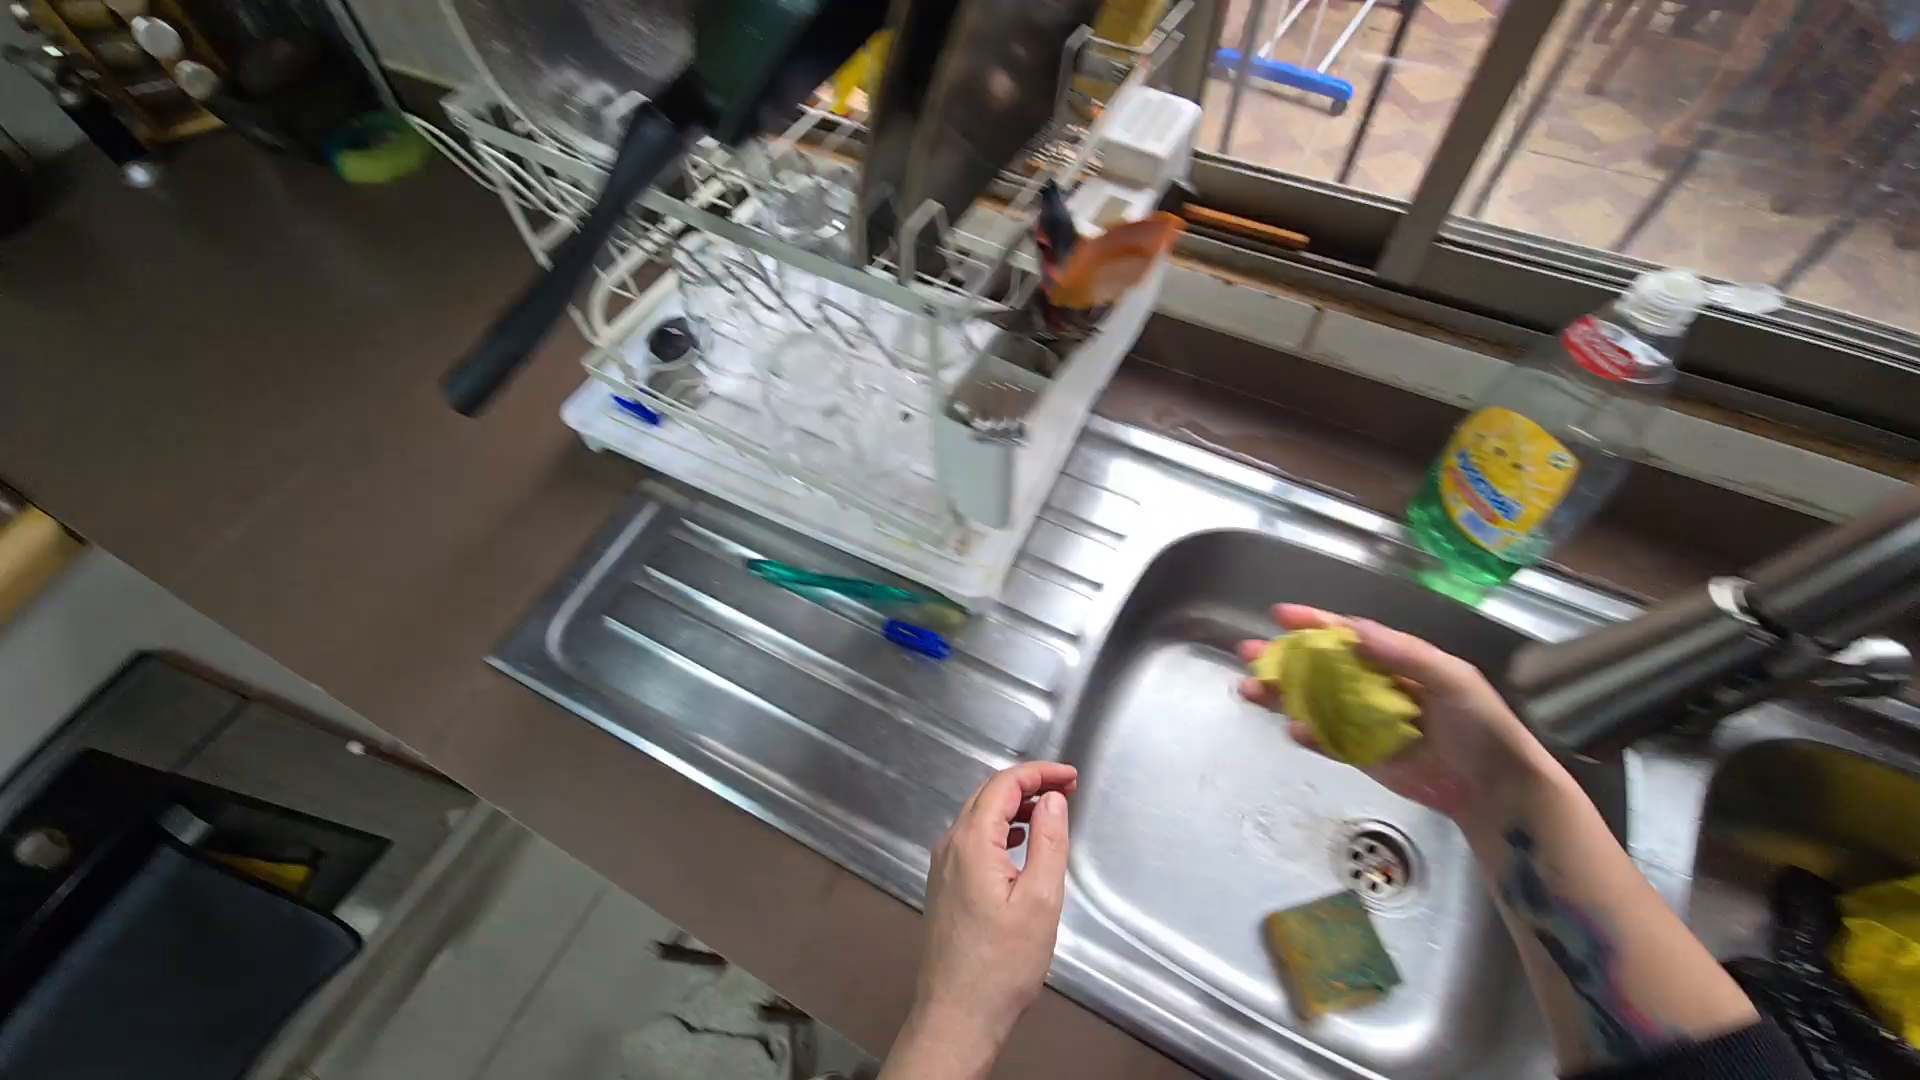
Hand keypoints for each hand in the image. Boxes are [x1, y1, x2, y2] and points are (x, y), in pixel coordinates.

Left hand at [908, 762, 1076, 1057]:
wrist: (956, 1016)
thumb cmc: (1001, 965)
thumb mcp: (1040, 900)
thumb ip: (1048, 842)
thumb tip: (1052, 799)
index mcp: (972, 841)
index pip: (1004, 784)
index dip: (1040, 773)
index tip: (1072, 776)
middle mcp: (951, 844)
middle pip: (989, 794)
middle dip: (1029, 783)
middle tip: (1067, 788)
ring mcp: (943, 864)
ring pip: (980, 815)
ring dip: (1015, 805)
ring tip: (1051, 811)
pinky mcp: (945, 883)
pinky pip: (973, 838)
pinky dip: (1001, 827)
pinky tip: (1021, 842)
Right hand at [1236, 604, 1558, 824]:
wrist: (1495, 789)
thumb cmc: (1480, 725)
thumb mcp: (1452, 678)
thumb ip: (1404, 653)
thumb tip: (1354, 630)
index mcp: (1392, 660)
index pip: (1346, 635)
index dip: (1312, 622)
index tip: (1279, 614)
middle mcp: (1370, 684)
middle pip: (1316, 666)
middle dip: (1281, 657)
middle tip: (1247, 652)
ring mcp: (1361, 719)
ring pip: (1310, 700)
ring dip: (1279, 694)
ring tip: (1248, 690)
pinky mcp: (1359, 753)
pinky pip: (1324, 739)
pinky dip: (1306, 733)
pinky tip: (1294, 729)